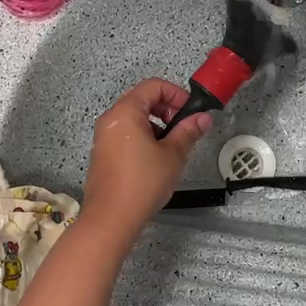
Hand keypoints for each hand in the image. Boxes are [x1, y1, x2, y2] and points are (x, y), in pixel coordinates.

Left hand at [81, 79, 212, 235]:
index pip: (153, 86)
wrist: (111, 218)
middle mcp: (110, 118)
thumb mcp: (172, 155)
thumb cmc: (142, 182)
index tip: (191, 112)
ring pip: (133, 118)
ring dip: (155, 125)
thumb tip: (203, 118)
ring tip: (171, 148)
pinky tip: (154, 161)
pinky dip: (142, 137)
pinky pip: (125, 134)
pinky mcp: (102, 153)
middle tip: (183, 128)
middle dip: (166, 109)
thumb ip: (188, 132)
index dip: (176, 94)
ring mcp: (103, 137)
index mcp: (125, 111)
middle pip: (141, 99)